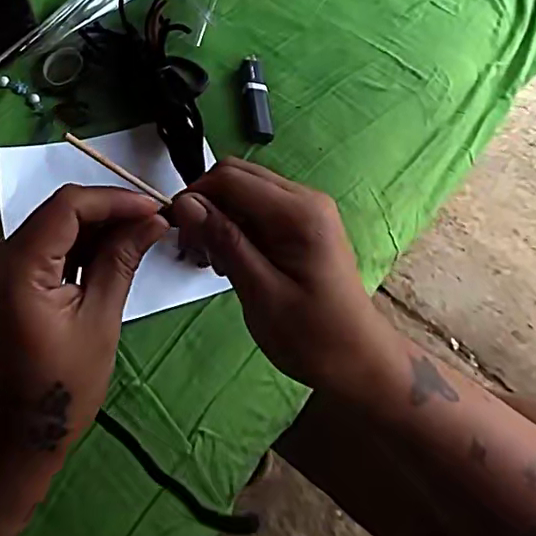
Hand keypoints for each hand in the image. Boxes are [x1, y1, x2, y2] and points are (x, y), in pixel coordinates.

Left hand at [0, 185, 167, 460]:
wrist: (19, 432)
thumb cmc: (62, 386)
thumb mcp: (100, 319)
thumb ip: (122, 260)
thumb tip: (153, 220)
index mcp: (19, 267)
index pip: (68, 207)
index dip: (114, 200)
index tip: (153, 208)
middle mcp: (4, 256)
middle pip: (61, 209)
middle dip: (110, 209)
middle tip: (153, 221)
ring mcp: (5, 264)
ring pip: (59, 221)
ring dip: (100, 224)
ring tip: (141, 233)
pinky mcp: (14, 274)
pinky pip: (52, 241)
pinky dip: (84, 240)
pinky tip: (115, 249)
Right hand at [167, 159, 398, 400]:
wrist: (360, 361)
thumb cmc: (314, 336)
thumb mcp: (261, 293)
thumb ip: (225, 242)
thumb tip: (186, 204)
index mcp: (299, 213)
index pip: (231, 178)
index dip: (196, 195)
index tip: (176, 229)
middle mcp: (305, 199)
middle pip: (237, 175)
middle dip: (206, 203)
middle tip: (194, 247)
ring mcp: (307, 208)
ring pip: (245, 188)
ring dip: (220, 215)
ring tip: (216, 260)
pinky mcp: (303, 221)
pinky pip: (258, 205)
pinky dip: (237, 223)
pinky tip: (233, 257)